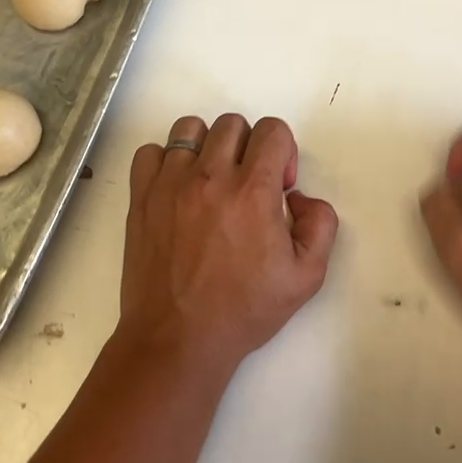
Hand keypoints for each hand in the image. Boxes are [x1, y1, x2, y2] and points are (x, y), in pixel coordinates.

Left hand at [118, 114, 338, 372]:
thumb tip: (298, 197)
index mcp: (253, 192)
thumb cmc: (243, 310)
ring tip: (211, 181)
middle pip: (233, 123)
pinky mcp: (141, 197)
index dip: (284, 152)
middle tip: (249, 185)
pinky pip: (150, 152)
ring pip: (190, 128)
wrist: (177, 339)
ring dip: (208, 146)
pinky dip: (166, 161)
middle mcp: (210, 177)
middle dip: (249, 146)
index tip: (279, 186)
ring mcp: (170, 184)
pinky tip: (178, 189)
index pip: (272, 130)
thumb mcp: (306, 276)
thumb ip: (320, 224)